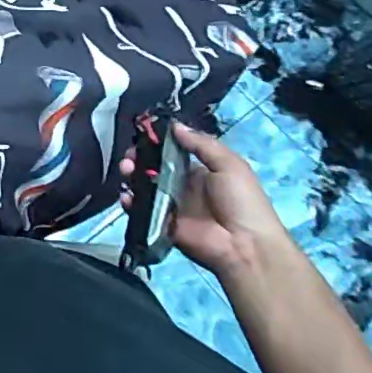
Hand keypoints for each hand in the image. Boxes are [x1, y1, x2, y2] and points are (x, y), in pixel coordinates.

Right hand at [120, 124, 291, 277]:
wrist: (245, 246)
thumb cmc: (241, 200)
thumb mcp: (229, 164)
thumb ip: (201, 144)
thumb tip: (174, 126)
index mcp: (199, 171)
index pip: (171, 152)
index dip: (156, 143)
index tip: (142, 134)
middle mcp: (182, 186)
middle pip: (153, 168)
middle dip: (138, 158)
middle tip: (130, 155)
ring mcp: (170, 206)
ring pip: (143, 186)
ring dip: (131, 175)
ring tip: (126, 169)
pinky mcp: (162, 223)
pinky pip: (141, 210)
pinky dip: (130, 202)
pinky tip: (128, 195)